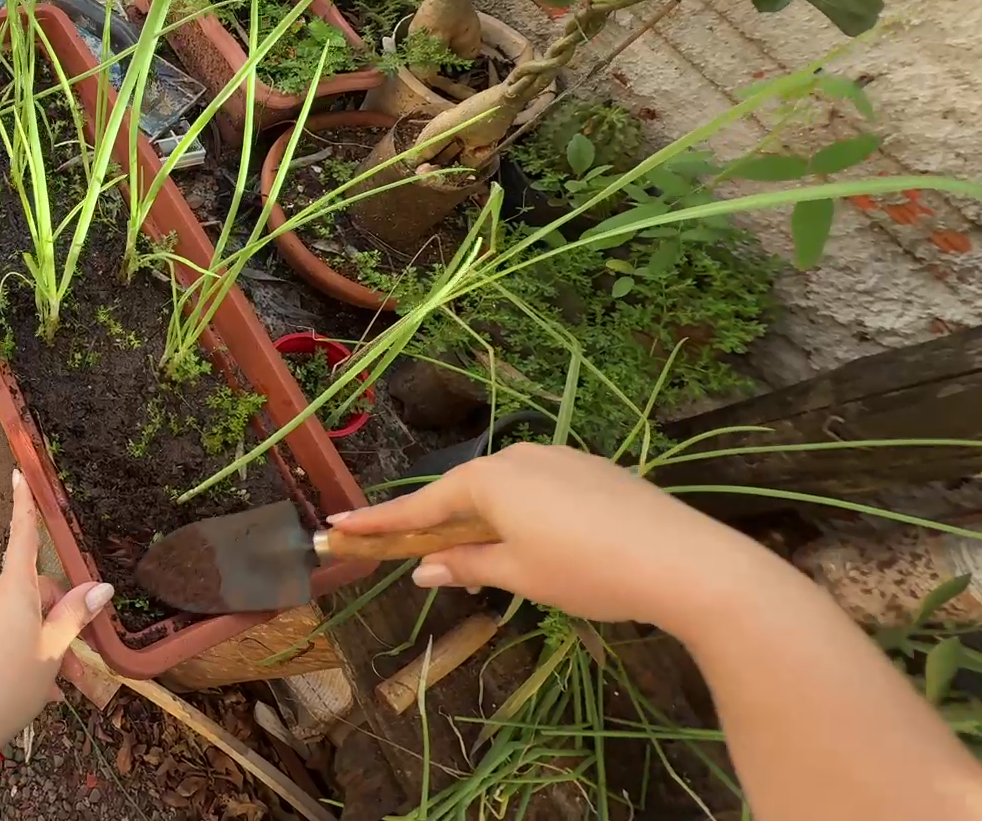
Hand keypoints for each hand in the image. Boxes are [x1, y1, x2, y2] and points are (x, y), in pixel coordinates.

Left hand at [0, 470, 112, 746]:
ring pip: (27, 621)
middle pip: (38, 591)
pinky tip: (45, 694)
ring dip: (50, 646)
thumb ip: (75, 616)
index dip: (23, 503)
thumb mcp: (52, 650)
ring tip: (66, 690)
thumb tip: (101, 586)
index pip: (23, 534)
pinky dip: (31, 656)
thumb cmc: (11, 680)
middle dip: (62, 619)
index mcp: (14, 588)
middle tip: (83, 663)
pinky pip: (11, 638)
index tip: (17, 472)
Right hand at [327, 443, 783, 638]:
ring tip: (508, 555)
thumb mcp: (519, 576)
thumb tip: (421, 571)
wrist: (696, 565)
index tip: (337, 522)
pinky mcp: (592, 467)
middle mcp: (513, 457)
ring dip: (490, 518)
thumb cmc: (588, 572)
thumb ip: (464, 566)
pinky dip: (530, 510)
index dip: (377, 520)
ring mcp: (555, 457)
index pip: (418, 507)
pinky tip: (557, 538)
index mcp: (485, 481)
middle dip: (442, 523)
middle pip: (461, 494)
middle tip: (424, 551)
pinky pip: (541, 486)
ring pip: (504, 489)